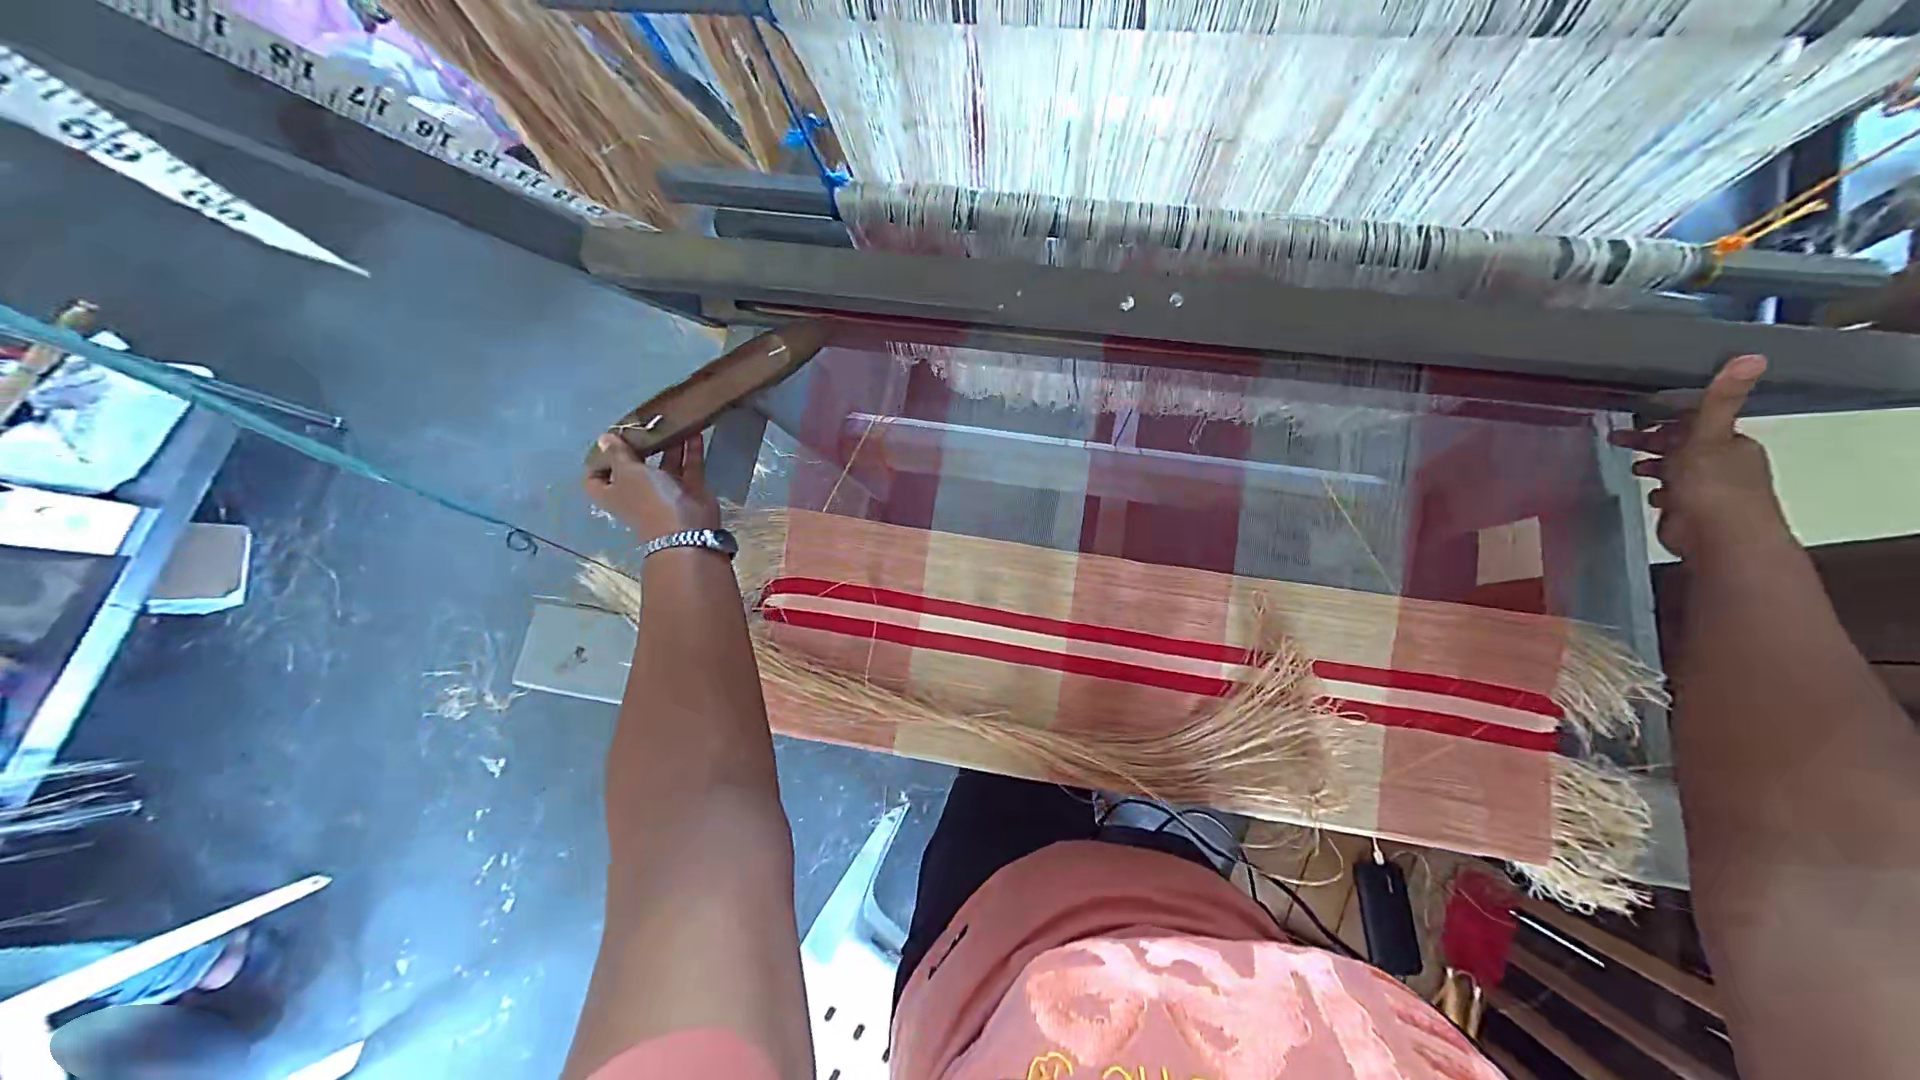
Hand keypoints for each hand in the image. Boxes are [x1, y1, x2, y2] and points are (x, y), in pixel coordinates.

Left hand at [584, 432, 720, 541]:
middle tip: (642, 423)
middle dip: (637, 445)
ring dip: (667, 443)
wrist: (687, 528)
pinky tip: (692, 429)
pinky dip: (690, 449)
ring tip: (669, 421)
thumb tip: (604, 438)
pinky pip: (689, 464)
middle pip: (632, 466)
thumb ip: (617, 453)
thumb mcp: (627, 472)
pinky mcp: (689, 488)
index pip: (595, 476)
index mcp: (612, 492)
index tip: (607, 439)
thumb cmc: (649, 499)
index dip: (598, 458)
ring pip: (665, 462)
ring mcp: (665, 490)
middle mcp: (636, 491)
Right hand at [1609, 354, 1788, 558]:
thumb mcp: (1710, 436)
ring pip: (1675, 469)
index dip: (1667, 416)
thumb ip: (1721, 400)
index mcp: (1730, 444)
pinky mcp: (1689, 510)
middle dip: (1652, 440)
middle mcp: (1722, 463)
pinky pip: (1671, 493)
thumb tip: (1751, 356)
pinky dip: (1658, 489)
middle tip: (1616, 437)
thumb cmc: (1713, 485)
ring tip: (1630, 464)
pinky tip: (1648, 491)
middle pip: (1682, 445)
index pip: (1696, 422)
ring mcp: (1706, 489)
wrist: (1718, 536)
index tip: (1635, 413)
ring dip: (1654, 464)